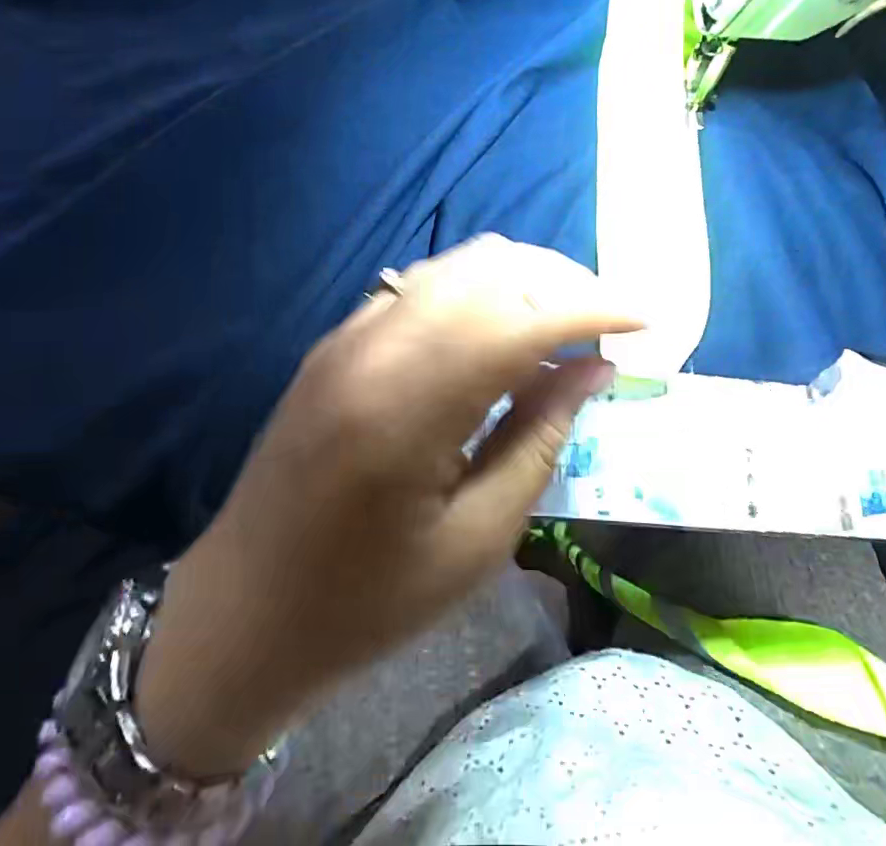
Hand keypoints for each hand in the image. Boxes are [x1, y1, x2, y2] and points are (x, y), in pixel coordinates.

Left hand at [137, 235, 642, 774]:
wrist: (239, 618)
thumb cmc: (369, 602)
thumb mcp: (480, 538)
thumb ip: (542, 436)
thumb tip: (596, 366)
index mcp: (409, 408)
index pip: (522, 320)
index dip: (596, 308)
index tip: (647, 320)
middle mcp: (375, 349)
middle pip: (493, 271)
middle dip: (566, 284)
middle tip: (610, 327)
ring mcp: (349, 338)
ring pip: (459, 267)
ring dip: (526, 282)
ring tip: (567, 326)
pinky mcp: (338, 344)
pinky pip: (426, 287)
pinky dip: (482, 293)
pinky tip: (504, 335)